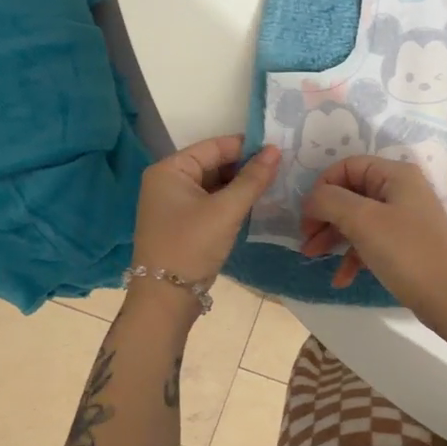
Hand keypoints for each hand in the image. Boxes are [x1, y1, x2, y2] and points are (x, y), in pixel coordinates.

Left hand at [131, 136, 280, 283]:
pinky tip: (254, 203)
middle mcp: (167, 181)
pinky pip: (209, 202)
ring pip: (213, 185)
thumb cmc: (192, 245)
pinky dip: (230, 202)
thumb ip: (252, 179)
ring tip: (273, 184)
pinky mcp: (181, 223)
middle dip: (244, 167)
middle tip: (280, 168)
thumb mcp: (226, 210)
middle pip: (212, 164)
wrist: (166, 298)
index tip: (278, 149)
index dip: (245, 146)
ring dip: (239, 186)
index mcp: (169, 169)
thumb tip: (274, 150)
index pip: (213, 147)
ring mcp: (172, 204)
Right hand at [298, 155, 446, 312]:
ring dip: (333, 237)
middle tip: (306, 240)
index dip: (323, 187)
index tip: (307, 216)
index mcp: (396, 175)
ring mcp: (406, 219)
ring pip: (358, 220)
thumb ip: (329, 201)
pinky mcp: (407, 246)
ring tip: (312, 258)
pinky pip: (372, 242)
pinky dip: (353, 256)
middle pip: (351, 193)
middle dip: (324, 216)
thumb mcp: (362, 220)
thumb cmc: (407, 252)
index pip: (347, 167)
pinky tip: (341, 279)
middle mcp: (402, 191)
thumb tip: (312, 199)